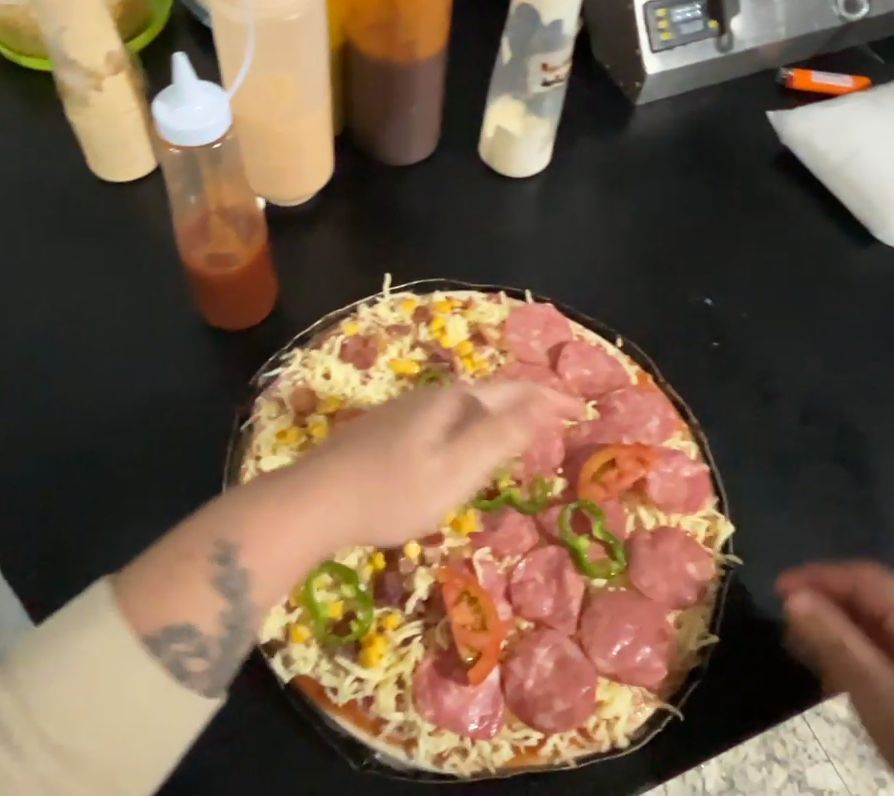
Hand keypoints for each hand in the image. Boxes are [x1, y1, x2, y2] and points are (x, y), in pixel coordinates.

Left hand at [285, 382, 578, 549]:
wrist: (313, 501)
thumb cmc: (392, 492)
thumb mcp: (455, 470)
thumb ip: (499, 437)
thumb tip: (539, 406)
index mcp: (453, 403)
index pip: (514, 391)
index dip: (549, 399)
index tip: (580, 410)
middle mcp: (430, 398)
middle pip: (488, 394)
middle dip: (525, 404)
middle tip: (556, 420)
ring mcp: (404, 413)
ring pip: (464, 407)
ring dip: (497, 416)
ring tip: (519, 433)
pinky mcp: (385, 432)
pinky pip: (444, 422)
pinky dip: (469, 429)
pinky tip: (462, 449)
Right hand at [776, 562, 893, 795]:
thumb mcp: (874, 691)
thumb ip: (832, 639)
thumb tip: (793, 598)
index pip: (865, 579)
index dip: (818, 577)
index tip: (777, 590)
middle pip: (872, 600)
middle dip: (826, 605)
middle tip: (786, 622)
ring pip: (878, 628)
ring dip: (837, 632)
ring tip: (803, 650)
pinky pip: (888, 653)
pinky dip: (856, 655)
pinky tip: (835, 676)